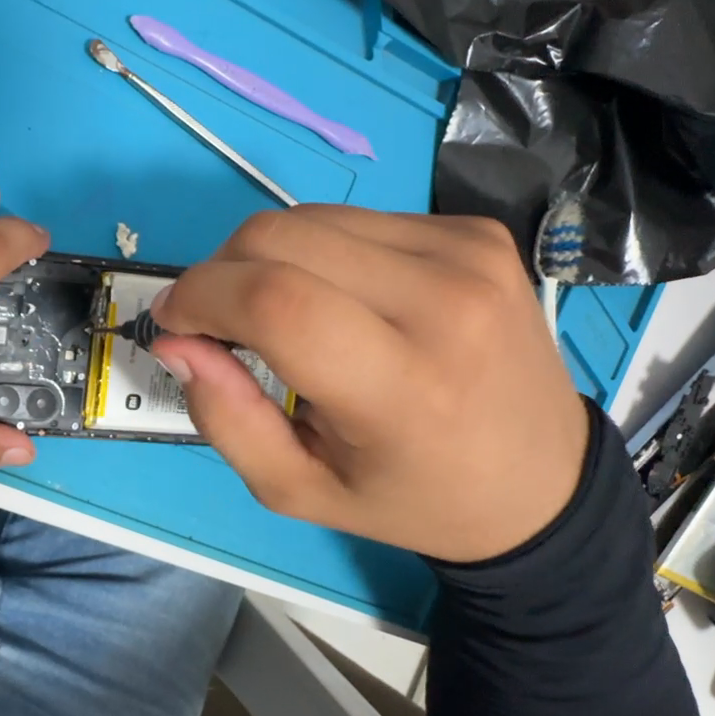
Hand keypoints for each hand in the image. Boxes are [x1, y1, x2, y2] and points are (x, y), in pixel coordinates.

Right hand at [149, 205, 588, 562]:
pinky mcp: (476, 232)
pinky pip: (352, 219)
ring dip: (261, 259)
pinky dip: (314, 252)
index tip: (173, 322)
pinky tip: (331, 297)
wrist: (541, 479)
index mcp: (402, 387)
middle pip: (280, 239)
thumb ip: (227, 420)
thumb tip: (175, 342)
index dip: (201, 297)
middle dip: (218, 272)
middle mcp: (444, 301)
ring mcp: (467, 254)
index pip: (276, 302)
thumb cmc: (408, 497)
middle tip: (213, 321)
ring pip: (308, 218)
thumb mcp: (298, 489)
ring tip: (270, 312)